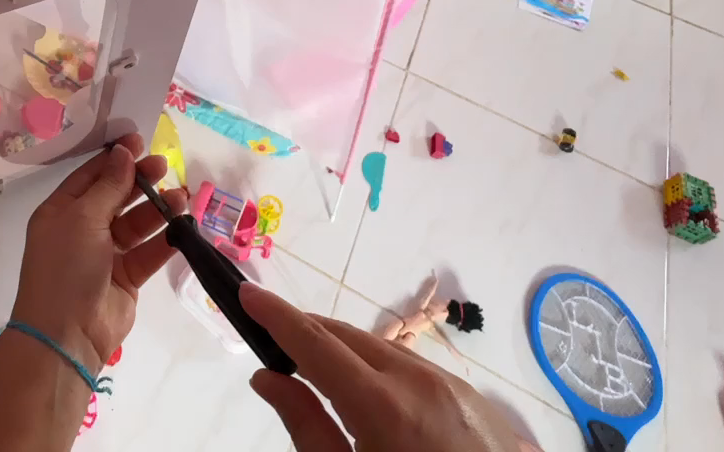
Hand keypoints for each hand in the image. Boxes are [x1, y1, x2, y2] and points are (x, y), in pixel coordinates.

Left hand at [8, 135, 182, 371]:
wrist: (66, 336)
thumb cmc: (66, 267)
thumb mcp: (83, 218)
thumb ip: (108, 186)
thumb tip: (122, 152)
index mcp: (61, 210)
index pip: (90, 175)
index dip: (114, 158)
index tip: (140, 140)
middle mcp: (81, 228)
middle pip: (115, 196)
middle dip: (139, 180)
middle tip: (164, 165)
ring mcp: (104, 254)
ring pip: (135, 223)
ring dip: (156, 209)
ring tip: (181, 196)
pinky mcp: (126, 278)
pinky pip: (147, 252)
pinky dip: (164, 240)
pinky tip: (181, 227)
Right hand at [240, 283, 524, 451]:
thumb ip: (307, 430)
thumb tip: (269, 378)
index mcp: (384, 407)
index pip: (314, 342)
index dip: (276, 315)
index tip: (246, 294)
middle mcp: (419, 381)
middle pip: (345, 336)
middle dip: (306, 332)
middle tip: (275, 344)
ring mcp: (454, 387)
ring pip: (380, 348)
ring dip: (344, 351)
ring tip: (321, 375)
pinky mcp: (478, 400)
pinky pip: (414, 368)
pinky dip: (381, 369)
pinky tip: (376, 400)